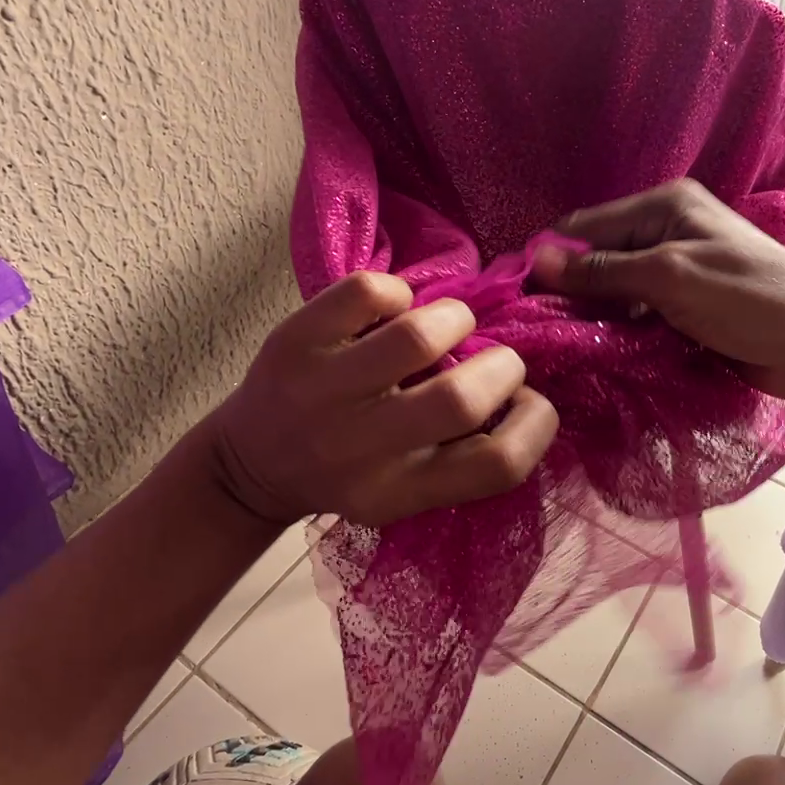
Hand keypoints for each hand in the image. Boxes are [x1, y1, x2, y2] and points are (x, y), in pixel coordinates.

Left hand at [205, 272, 558, 526]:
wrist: (248, 464)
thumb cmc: (348, 470)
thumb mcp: (407, 487)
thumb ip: (462, 450)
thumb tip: (519, 384)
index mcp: (399, 492)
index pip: (497, 465)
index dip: (535, 424)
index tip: (526, 401)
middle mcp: (359, 449)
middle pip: (462, 398)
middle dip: (500, 364)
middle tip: (491, 357)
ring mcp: (321, 392)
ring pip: (418, 335)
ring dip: (454, 320)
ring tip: (447, 326)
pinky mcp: (294, 342)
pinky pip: (370, 292)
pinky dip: (397, 292)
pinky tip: (392, 311)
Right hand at [531, 180, 784, 397]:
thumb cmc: (749, 299)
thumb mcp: (670, 278)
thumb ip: (602, 270)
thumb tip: (536, 260)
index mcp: (665, 205)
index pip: (586, 226)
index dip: (551, 260)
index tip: (517, 300)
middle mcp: (668, 229)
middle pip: (599, 258)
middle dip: (573, 290)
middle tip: (541, 332)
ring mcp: (679, 269)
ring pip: (616, 289)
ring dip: (596, 315)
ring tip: (567, 346)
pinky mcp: (687, 305)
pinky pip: (638, 312)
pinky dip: (621, 329)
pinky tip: (602, 351)